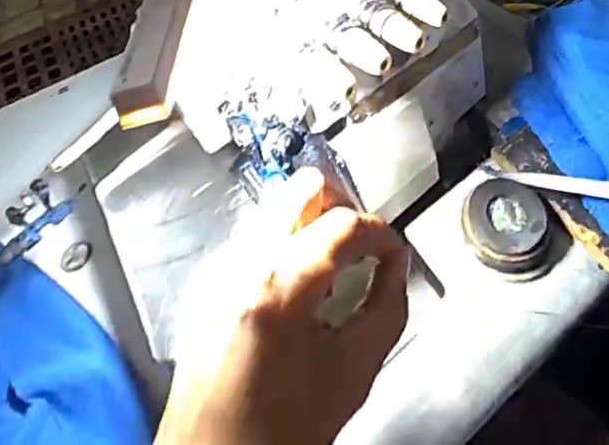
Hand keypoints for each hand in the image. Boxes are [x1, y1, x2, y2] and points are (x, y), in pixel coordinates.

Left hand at [156, 169, 408, 444]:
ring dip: (313, 221)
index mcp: (280, 284)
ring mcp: (222, 262)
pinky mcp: (212, 273)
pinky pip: (257, 232)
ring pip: (278, 204)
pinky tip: (301, 283)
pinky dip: (287, 241)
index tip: (393, 249)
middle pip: (301, 187)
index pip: (342, 223)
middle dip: (341, 205)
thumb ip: (385, 312)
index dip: (380, 231)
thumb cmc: (279, 429)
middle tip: (362, 243)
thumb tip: (396, 269)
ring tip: (334, 266)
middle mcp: (244, 259)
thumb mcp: (352, 374)